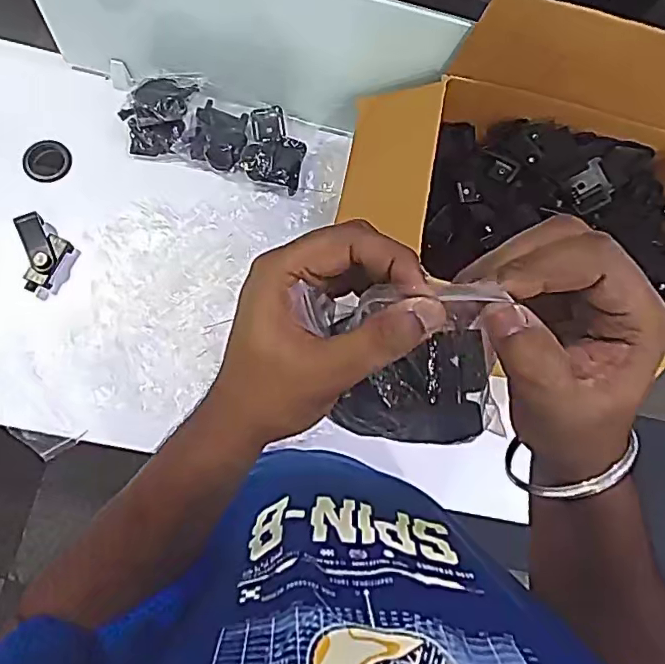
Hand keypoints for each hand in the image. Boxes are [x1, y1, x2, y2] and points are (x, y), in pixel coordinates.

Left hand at [201, 220, 446, 446]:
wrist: (240, 423)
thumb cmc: (263, 397)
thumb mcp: (327, 370)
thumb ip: (378, 340)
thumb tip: (424, 313)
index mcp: (281, 271)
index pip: (349, 240)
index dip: (391, 258)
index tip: (418, 290)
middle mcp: (288, 268)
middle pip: (354, 244)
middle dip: (393, 266)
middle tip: (420, 298)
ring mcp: (297, 283)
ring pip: (355, 262)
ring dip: (386, 279)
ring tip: (410, 307)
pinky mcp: (308, 301)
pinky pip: (349, 283)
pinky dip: (375, 294)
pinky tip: (390, 315)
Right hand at [459, 216, 664, 484]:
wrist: (570, 446)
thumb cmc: (580, 433)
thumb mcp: (557, 409)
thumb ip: (533, 360)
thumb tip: (501, 311)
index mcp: (639, 317)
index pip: (598, 260)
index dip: (545, 265)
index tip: (501, 287)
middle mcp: (618, 293)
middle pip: (570, 239)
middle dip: (518, 259)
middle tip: (479, 290)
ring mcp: (587, 289)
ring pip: (543, 244)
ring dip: (502, 265)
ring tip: (474, 297)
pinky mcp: (557, 291)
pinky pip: (524, 263)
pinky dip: (495, 275)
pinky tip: (479, 298)